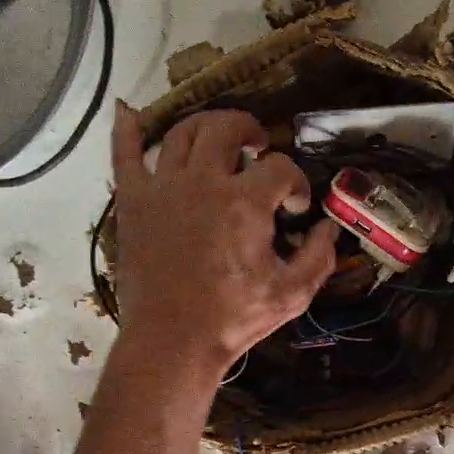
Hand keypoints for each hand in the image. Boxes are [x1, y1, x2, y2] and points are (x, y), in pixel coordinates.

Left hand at [109, 104, 339, 375]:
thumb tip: (329, 228)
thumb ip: (317, 256)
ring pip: (182, 132)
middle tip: (259, 144)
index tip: (296, 207)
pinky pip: (125, 154)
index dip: (296, 182)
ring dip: (206, 126)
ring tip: (218, 137)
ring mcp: (163, 187)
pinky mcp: (133, 202)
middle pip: (227, 128)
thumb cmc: (234, 320)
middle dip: (250, 129)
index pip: (279, 167)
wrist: (174, 341)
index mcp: (245, 202)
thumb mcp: (291, 295)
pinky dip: (126, 130)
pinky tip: (128, 113)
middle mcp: (203, 182)